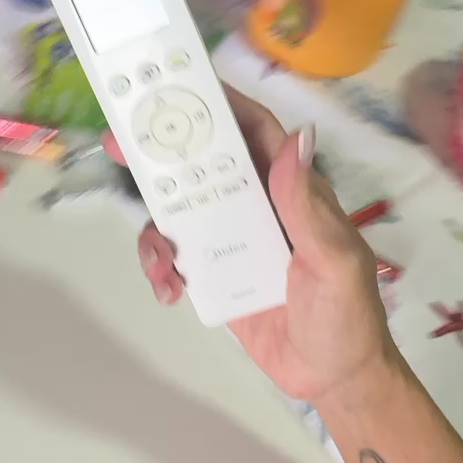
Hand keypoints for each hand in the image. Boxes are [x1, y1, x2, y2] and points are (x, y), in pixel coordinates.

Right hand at [103, 86, 396, 403]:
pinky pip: (176, 254)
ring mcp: (232, 238)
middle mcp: (257, 205)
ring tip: (158, 258)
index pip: (254, 134)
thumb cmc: (344, 316)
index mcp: (290, 191)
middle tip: (118, 143)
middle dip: (163, 153)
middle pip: (204, 165)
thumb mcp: (333, 261)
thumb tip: (297, 137)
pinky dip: (162, 266)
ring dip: (156, 225)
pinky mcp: (215, 270)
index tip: (181, 85)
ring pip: (180, 210)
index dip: (221, 105)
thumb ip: (308, 205)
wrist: (329, 377)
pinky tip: (169, 290)